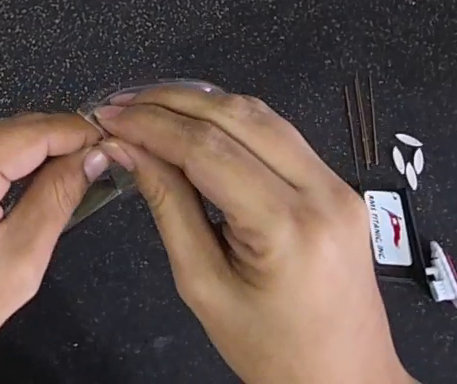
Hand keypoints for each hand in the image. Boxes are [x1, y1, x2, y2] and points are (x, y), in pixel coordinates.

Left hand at [0, 113, 112, 383]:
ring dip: (18, 155)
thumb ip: (56, 200)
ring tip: (51, 187)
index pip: (32, 129)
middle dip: (49, 147)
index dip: (76, 133)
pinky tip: (3, 193)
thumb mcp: (14, 267)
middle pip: (8, 128)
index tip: (112, 143)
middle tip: (91, 171)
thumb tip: (92, 156)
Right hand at [96, 87, 411, 383]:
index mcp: (288, 227)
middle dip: (168, 102)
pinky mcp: (337, 182)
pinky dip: (226, 115)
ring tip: (147, 105)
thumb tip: (126, 146)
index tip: (107, 117)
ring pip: (256, 112)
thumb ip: (167, 205)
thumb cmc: (271, 352)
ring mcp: (336, 182)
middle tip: (119, 104)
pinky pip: (275, 129)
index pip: (206, 149)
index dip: (150, 125)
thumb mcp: (203, 286)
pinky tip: (192, 118)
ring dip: (197, 101)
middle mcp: (322, 192)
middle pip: (234, 116)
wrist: (349, 383)